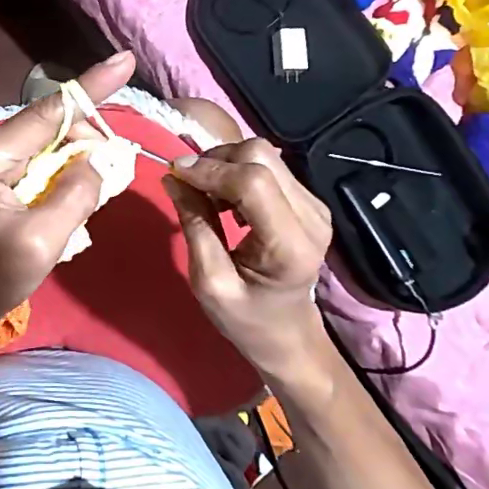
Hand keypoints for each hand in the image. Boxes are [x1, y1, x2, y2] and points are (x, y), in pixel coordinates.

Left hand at [0, 51, 137, 335]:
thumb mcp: (39, 241)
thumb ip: (75, 195)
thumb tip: (98, 161)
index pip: (47, 113)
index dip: (90, 86)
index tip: (125, 60)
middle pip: (49, 124)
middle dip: (88, 134)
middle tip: (117, 160)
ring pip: (48, 144)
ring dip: (79, 155)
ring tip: (103, 175)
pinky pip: (41, 163)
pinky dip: (67, 171)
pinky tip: (83, 183)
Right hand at [163, 139, 334, 374]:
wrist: (287, 333)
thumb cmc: (246, 319)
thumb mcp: (209, 281)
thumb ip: (194, 225)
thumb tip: (173, 178)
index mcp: (289, 245)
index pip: (253, 183)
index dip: (210, 170)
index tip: (174, 172)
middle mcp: (310, 217)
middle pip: (261, 156)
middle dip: (217, 161)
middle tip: (189, 184)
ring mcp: (314, 205)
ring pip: (264, 155)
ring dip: (226, 165)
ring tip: (206, 195)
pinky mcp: (309, 200)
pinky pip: (269, 167)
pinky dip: (239, 173)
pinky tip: (226, 200)